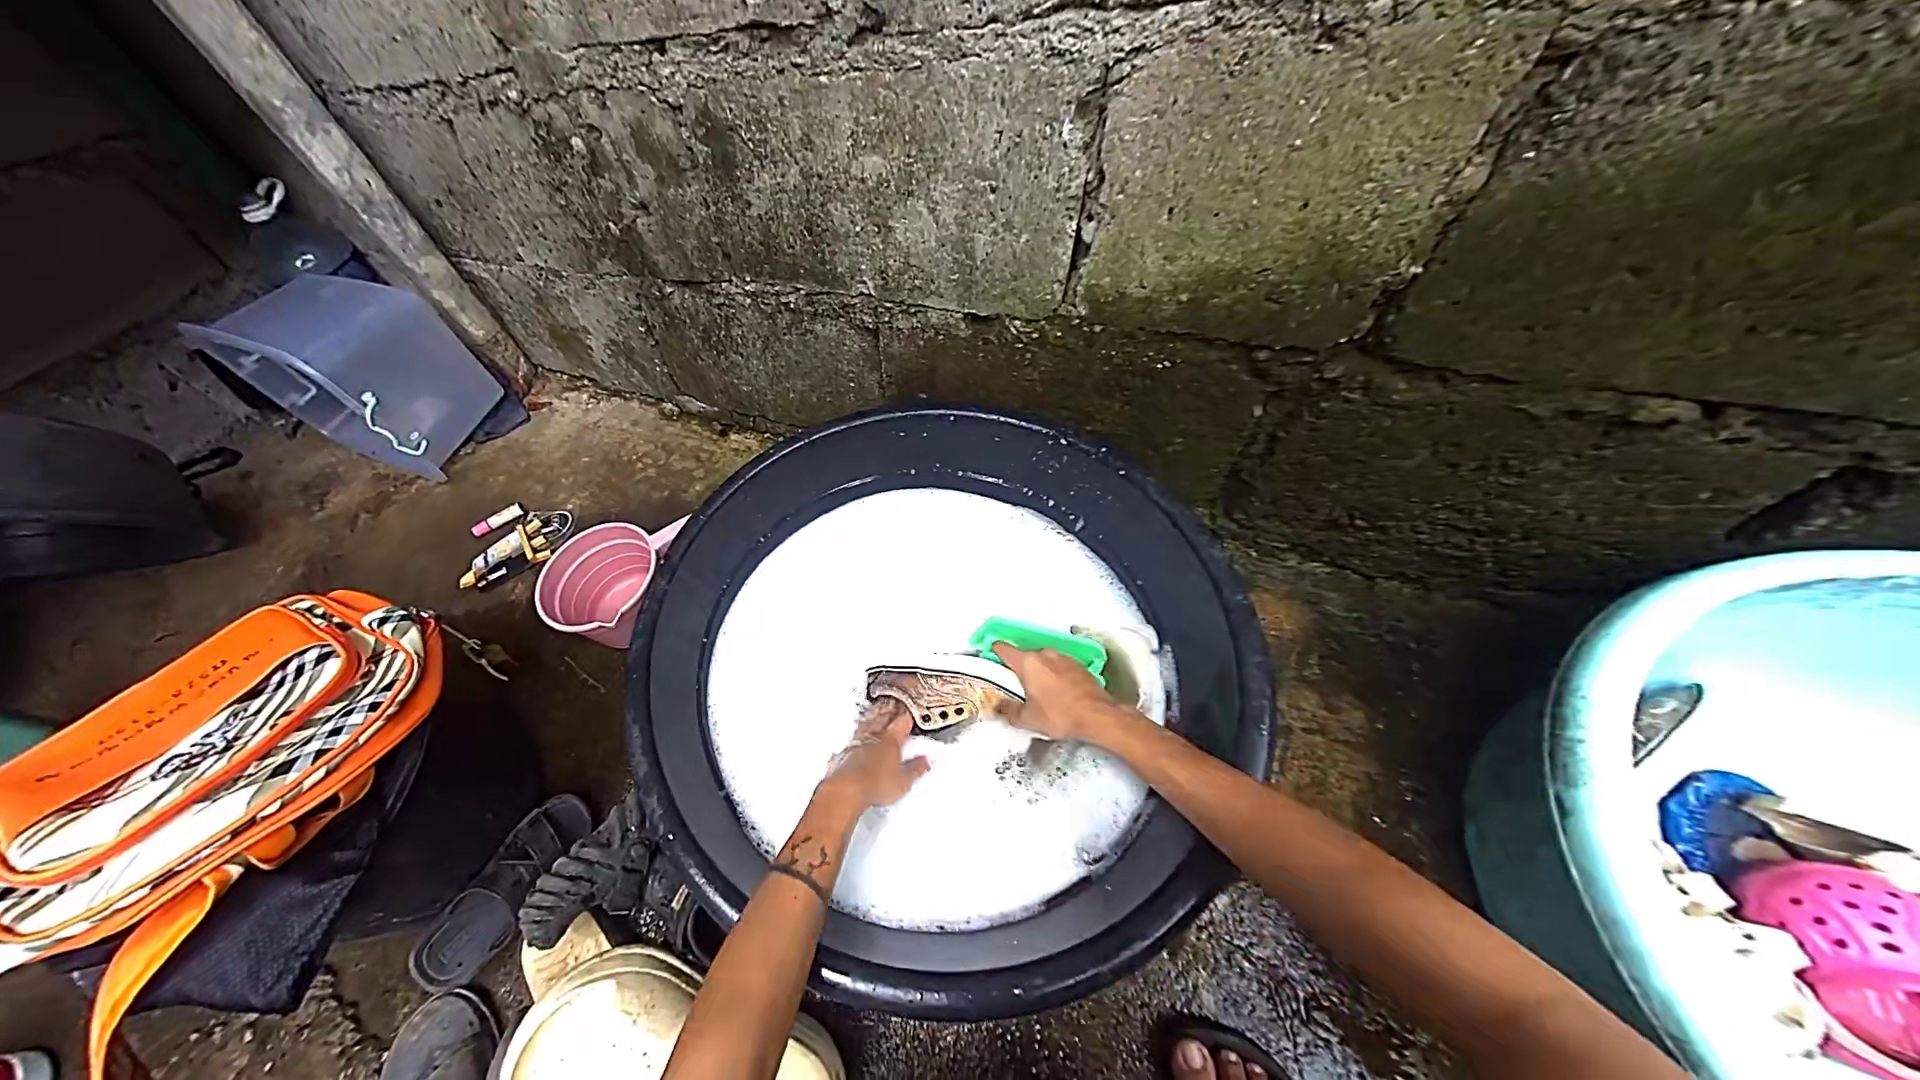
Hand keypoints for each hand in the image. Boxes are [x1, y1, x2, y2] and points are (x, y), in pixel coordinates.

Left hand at [818, 698, 929, 810]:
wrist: (846, 791)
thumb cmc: (875, 783)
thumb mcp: (905, 780)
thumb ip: (916, 768)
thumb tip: (925, 762)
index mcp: (890, 740)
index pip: (901, 722)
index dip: (907, 718)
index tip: (910, 716)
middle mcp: (872, 738)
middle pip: (881, 719)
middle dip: (888, 712)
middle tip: (892, 707)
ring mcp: (855, 745)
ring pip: (864, 726)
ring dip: (870, 720)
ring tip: (872, 716)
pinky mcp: (841, 755)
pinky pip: (850, 742)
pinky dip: (854, 739)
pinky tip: (853, 741)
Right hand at [990, 643, 1135, 742]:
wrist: (1098, 715)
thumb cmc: (1060, 715)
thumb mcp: (1028, 719)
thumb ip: (1009, 711)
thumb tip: (998, 707)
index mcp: (1028, 662)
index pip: (1003, 648)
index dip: (993, 653)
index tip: (990, 659)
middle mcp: (1045, 654)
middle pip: (1024, 655)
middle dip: (1019, 669)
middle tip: (1016, 687)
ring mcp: (1064, 657)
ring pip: (1043, 660)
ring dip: (1039, 671)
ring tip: (1039, 692)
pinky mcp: (1078, 665)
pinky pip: (1059, 666)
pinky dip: (1055, 674)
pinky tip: (1058, 692)